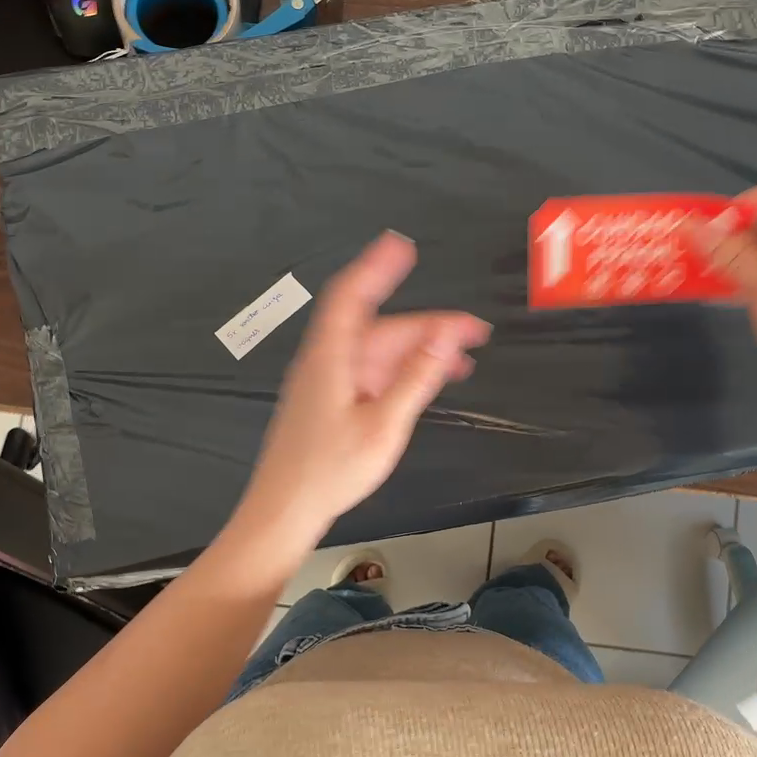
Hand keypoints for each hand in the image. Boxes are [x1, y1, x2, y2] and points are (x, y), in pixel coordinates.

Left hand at [239, 232, 491, 536]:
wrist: (285, 509)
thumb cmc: (327, 471)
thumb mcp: (383, 424)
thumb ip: (417, 378)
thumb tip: (447, 337)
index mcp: (331, 357)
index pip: (351, 294)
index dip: (376, 266)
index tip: (402, 247)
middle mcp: (325, 362)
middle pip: (378, 328)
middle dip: (425, 325)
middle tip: (472, 330)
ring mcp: (325, 384)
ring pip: (376, 353)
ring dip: (417, 351)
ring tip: (462, 359)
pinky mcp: (327, 404)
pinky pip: (368, 375)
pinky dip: (399, 372)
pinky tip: (424, 383)